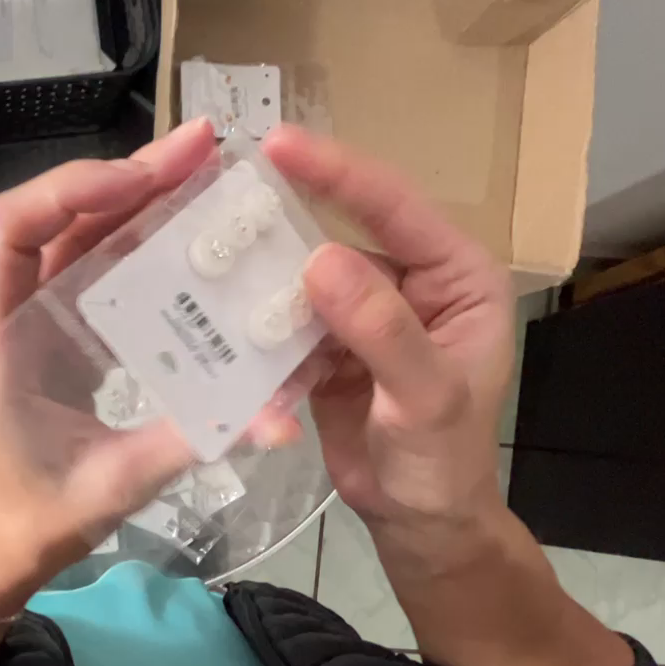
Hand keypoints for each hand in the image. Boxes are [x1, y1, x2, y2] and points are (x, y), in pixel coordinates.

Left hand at [0, 119, 220, 604]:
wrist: (13, 541)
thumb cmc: (44, 515)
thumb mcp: (116, 483)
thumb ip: (190, 444)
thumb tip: (278, 418)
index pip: (7, 234)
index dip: (67, 193)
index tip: (141, 182)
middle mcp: (10, 317)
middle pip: (54, 221)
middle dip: (124, 178)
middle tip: (202, 147)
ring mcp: (35, 320)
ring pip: (78, 237)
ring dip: (137, 199)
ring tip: (206, 167)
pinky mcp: (62, 332)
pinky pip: (96, 271)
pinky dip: (137, 241)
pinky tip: (186, 225)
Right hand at [262, 125, 516, 579]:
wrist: (416, 520)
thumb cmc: (442, 460)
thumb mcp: (424, 395)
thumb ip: (381, 328)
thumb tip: (318, 259)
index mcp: (453, 278)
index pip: (394, 209)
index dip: (337, 174)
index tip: (278, 145)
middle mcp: (407, 288)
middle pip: (336, 244)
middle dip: (280, 239)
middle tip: (218, 218)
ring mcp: (361, 322)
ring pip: (301, 294)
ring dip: (262, 305)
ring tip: (211, 296)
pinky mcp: (326, 357)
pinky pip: (286, 341)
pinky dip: (264, 357)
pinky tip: (239, 372)